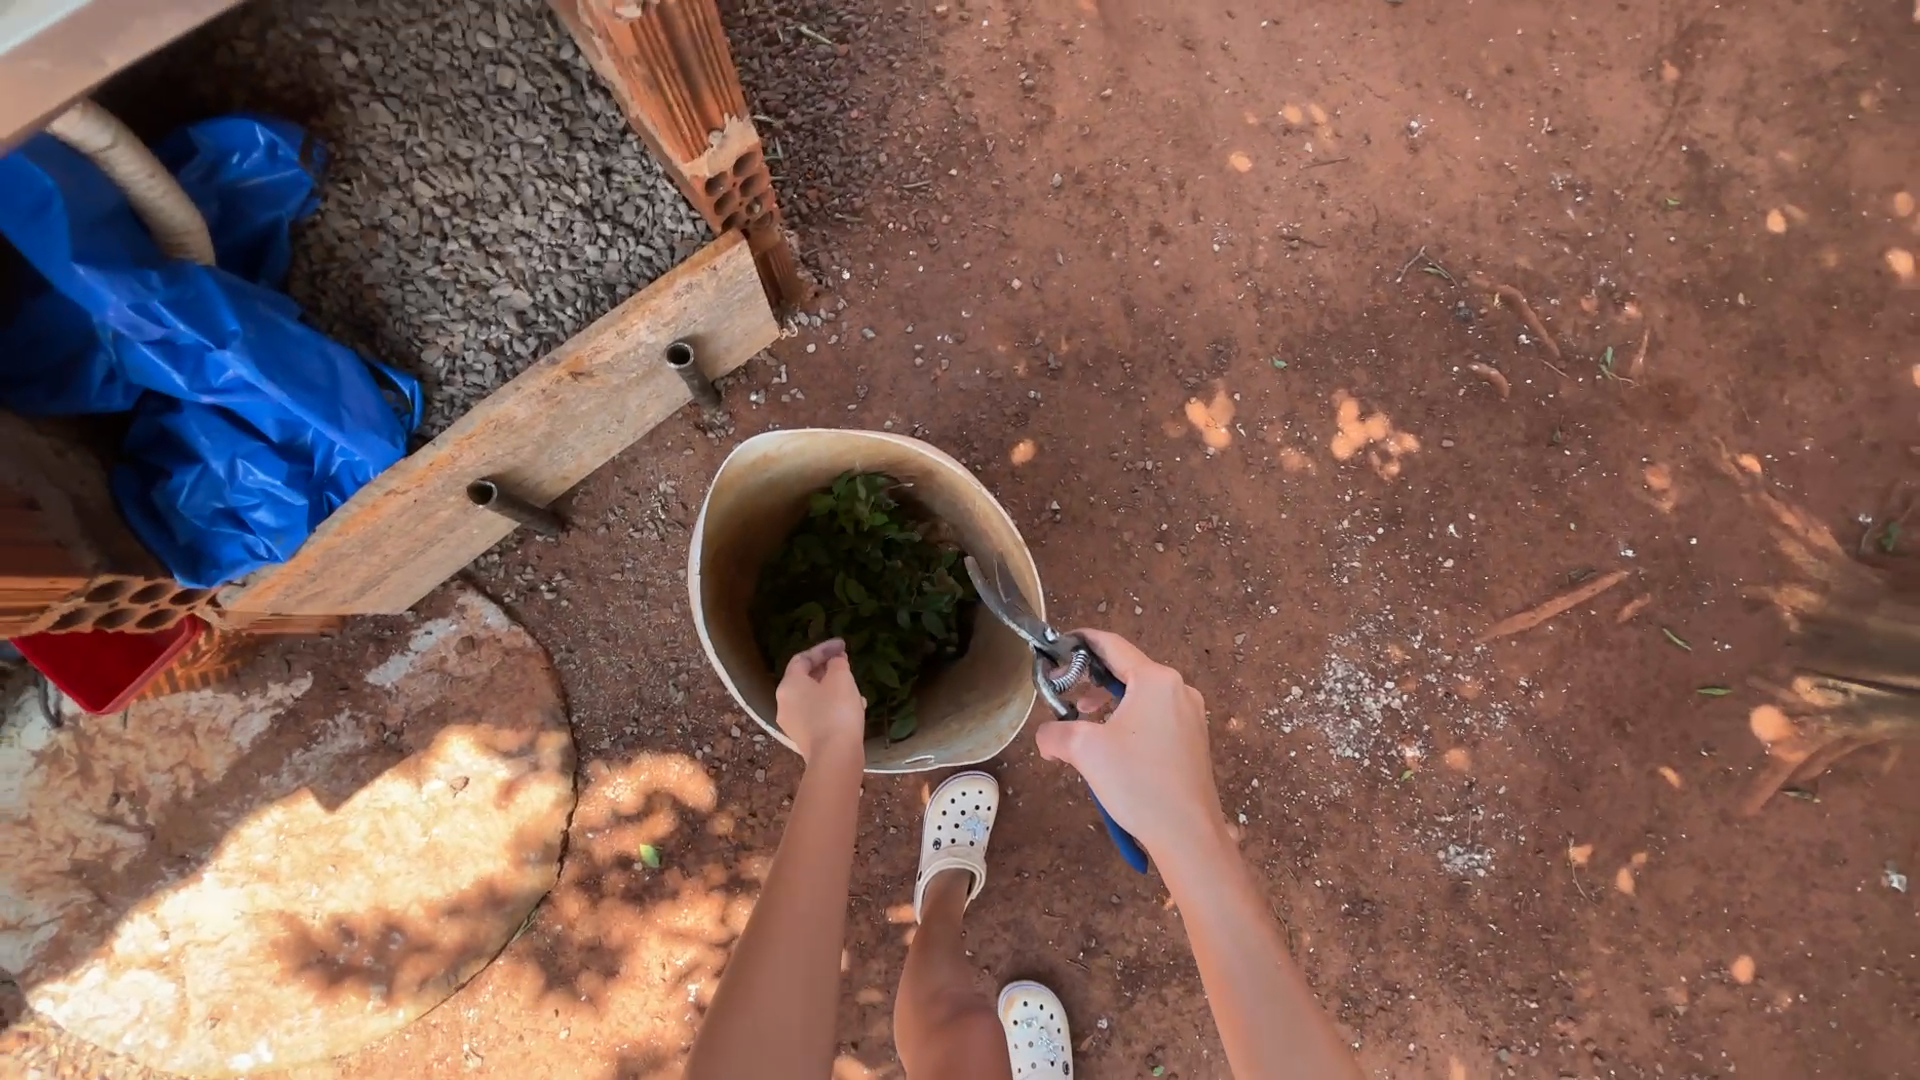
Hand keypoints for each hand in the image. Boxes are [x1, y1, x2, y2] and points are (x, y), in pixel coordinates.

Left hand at [775, 639, 867, 767]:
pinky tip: (853, 710)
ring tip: (854, 689)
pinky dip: (832, 708)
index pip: (802, 659)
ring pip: (814, 699)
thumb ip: (837, 663)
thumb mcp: (841, 678)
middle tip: (847, 665)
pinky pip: (818, 715)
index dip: (823, 649)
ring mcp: (793, 724)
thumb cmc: (836, 710)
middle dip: (828, 670)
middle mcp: (785, 703)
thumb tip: (835, 661)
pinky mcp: (805, 739)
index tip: (843, 646)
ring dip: (833, 690)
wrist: (835, 756)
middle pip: (805, 679)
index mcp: (789, 685)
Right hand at [1034, 629, 1224, 857]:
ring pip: (1140, 694)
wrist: (1188, 835)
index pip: (1112, 645)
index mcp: (1155, 680)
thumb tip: (1046, 738)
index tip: (1059, 644)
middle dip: (1091, 678)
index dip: (1082, 641)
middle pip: (1126, 670)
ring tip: (1084, 720)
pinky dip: (1129, 718)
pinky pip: (1154, 715)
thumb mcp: (1084, 750)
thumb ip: (1054, 733)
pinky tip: (1112, 743)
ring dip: (1109, 701)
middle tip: (1064, 691)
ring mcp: (1191, 715)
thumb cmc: (1137, 782)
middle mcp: (1178, 689)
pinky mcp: (1194, 739)